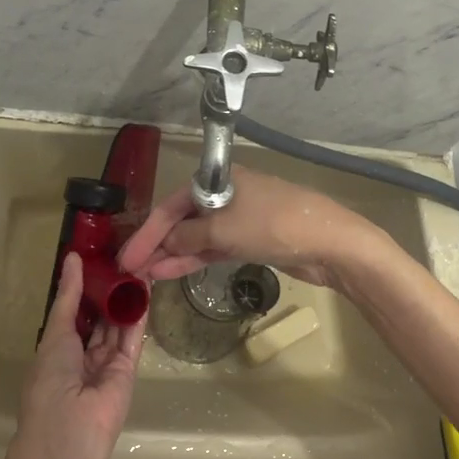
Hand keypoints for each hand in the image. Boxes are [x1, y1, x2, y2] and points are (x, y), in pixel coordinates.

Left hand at [21, 254, 146, 448]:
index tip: (97, 258)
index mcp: (57, 349)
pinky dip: (138, 315)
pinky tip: (145, 288)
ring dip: (125, 299)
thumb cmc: (51, 377)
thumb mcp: (57, 331)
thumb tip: (73, 257)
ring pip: (116, 325)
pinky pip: (131, 338)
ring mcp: (105, 363)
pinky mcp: (127, 370)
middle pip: (98, 318)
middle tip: (122, 257)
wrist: (70, 427)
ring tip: (137, 266)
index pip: (74, 313)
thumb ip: (69, 295)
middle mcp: (81, 356)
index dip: (84, 288)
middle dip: (107, 291)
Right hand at [117, 167, 392, 287]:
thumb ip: (189, 237)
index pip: (173, 205)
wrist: (331, 243)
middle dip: (157, 244)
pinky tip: (172, 272)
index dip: (148, 231)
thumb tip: (163, 244)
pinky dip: (194, 260)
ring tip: (145, 276)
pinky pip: (214, 249)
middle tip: (129, 270)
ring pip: (198, 237)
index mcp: (219, 182)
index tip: (127, 256)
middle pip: (183, 220)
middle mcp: (227, 196)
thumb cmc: (276, 225)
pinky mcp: (252, 241)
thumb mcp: (225, 230)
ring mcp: (240, 219)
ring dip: (173, 255)